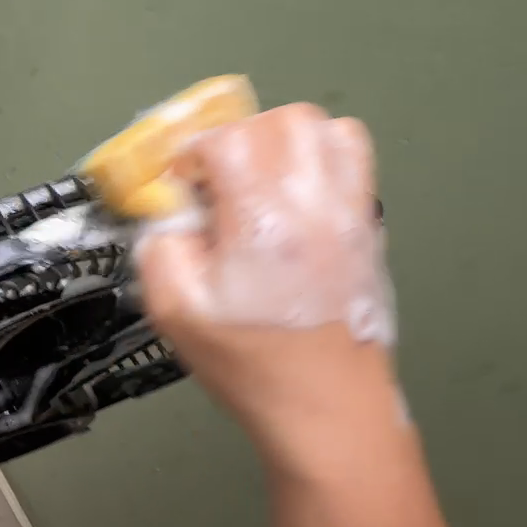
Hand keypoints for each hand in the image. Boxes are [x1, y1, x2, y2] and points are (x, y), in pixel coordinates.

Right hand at [138, 104, 402, 472]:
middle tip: (214, 184)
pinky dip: (313, 158)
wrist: (326, 406)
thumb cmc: (245, 361)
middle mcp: (316, 206)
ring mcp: (352, 213)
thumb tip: (171, 212)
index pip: (231, 140)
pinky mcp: (368, 226)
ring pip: (326, 128)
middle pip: (283, 120)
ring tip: (252, 184)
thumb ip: (159, 246)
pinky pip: (351, 158)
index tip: (181, 191)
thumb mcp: (172, 309)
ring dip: (278, 142)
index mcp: (264, 225)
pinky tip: (285, 201)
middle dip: (235, 139)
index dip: (193, 155)